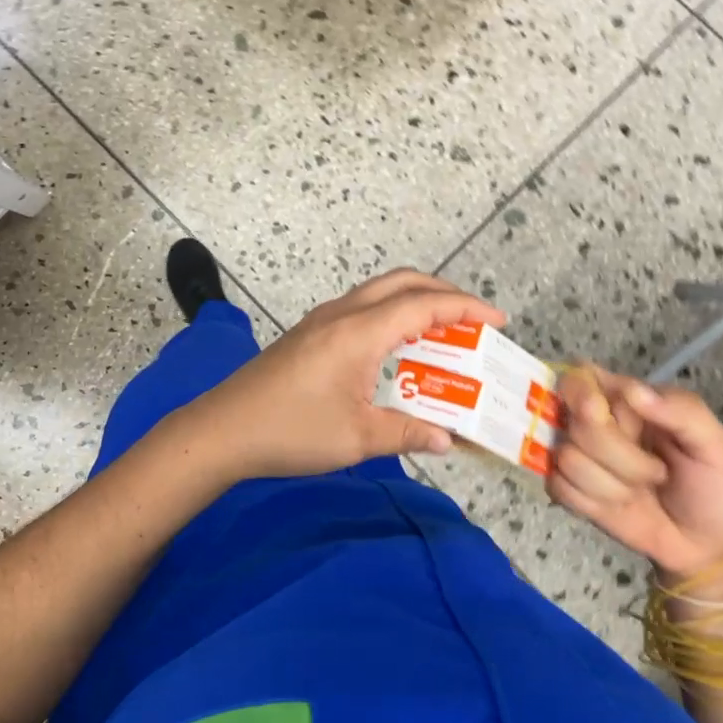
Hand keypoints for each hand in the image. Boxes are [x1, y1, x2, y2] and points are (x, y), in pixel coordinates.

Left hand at [176, 270, 504, 480]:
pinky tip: (397, 346)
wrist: (223, 430)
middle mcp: (340, 315)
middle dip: (443, 293)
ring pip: (377, 292)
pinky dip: (390, 314)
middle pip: (400, 283)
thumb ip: (407, 432)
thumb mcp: (357, 439)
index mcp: (358, 333)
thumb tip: (448, 438)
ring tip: (444, 331)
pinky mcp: (307, 334)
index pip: (422, 305)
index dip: (465, 307)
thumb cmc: (291, 431)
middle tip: (475, 320)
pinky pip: (360, 308)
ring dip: (414, 301)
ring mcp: (319, 321)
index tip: (498, 319)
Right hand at [546, 365, 722, 579]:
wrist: (712, 548)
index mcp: (625, 399)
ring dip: (611, 484)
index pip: (579, 376)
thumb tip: (632, 391)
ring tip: (642, 491)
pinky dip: (592, 501)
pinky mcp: (567, 489)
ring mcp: (577, 456)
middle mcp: (593, 422)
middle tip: (656, 471)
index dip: (581, 392)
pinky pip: (558, 485)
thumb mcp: (716, 445)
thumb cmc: (718, 487)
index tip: (599, 411)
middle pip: (572, 420)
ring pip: (567, 457)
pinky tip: (618, 506)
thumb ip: (682, 411)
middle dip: (616, 452)